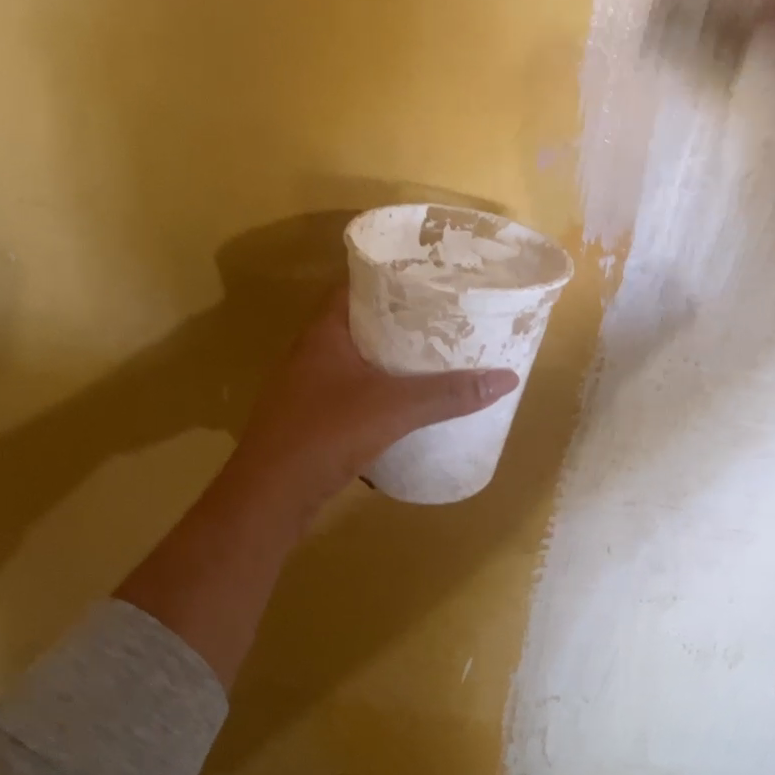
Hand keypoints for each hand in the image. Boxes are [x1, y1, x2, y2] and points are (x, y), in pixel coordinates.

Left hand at [220, 290, 520, 521]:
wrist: (268, 497)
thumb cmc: (325, 434)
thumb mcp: (394, 408)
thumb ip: (448, 394)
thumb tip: (506, 377)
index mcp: (324, 331)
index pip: (356, 285)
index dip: (390, 277)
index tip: (428, 278)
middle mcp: (311, 351)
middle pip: (359, 322)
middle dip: (398, 320)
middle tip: (442, 318)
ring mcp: (306, 387)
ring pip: (354, 359)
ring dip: (387, 358)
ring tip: (431, 357)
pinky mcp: (309, 419)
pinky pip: (349, 391)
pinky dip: (376, 390)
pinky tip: (403, 404)